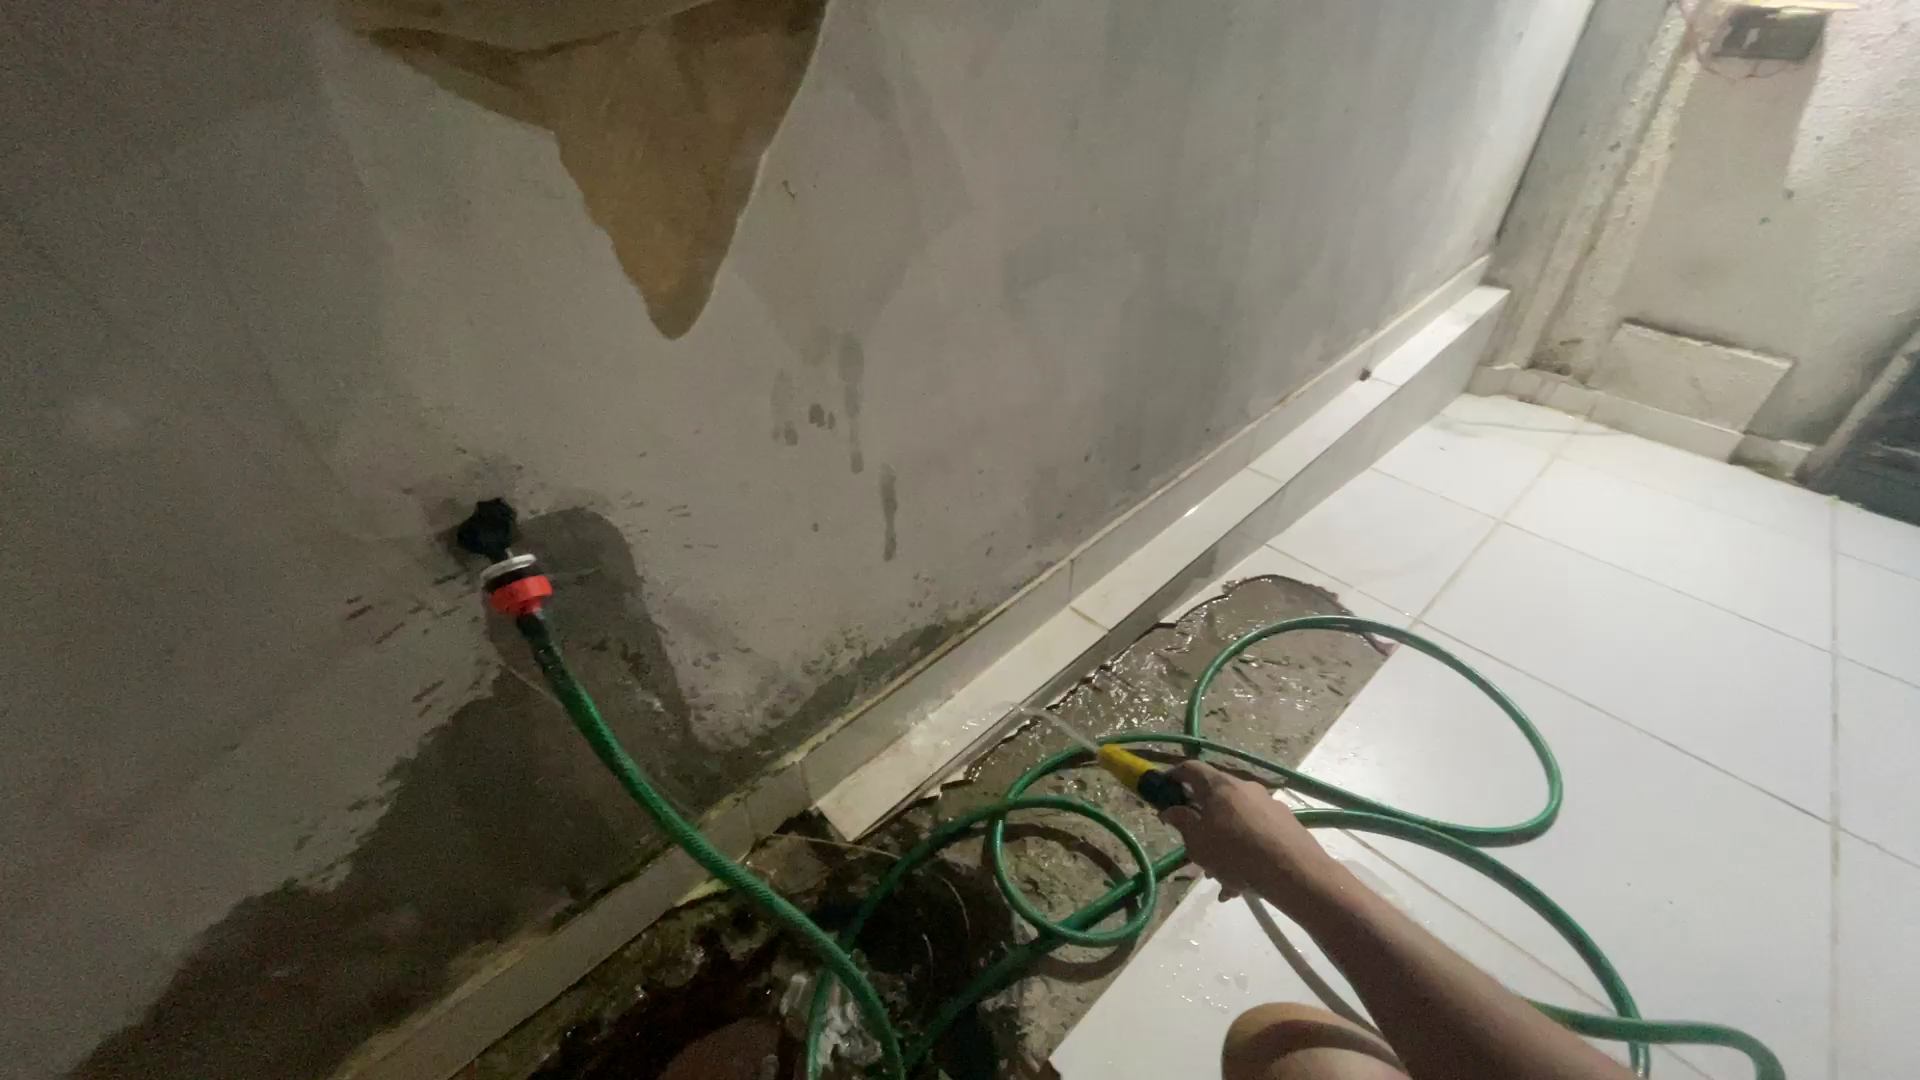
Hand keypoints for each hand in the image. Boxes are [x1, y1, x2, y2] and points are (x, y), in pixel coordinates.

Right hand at [1159, 761, 1335, 905]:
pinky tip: (1244, 880)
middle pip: (1215, 796)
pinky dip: (1245, 849)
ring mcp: (1268, 803)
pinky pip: (1256, 831)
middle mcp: (1244, 786)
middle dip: (1202, 819)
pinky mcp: (1286, 822)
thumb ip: (1181, 822)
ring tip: (1222, 875)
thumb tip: (1170, 810)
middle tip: (1195, 844)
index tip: (1165, 790)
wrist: (1296, 874)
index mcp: (1219, 786)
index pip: (1190, 767)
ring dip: (1224, 840)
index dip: (1174, 775)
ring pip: (1236, 818)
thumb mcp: (1198, 842)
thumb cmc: (1236, 854)